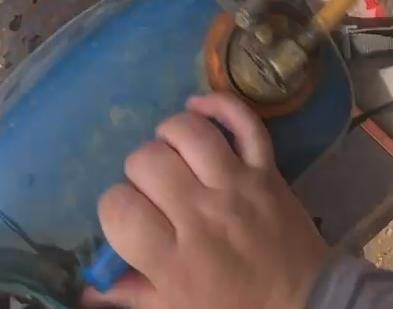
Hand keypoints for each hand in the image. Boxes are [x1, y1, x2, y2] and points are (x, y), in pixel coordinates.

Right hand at [83, 92, 328, 308]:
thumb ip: (132, 294)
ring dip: (170, 132)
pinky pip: (244, 120)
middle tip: (151, 186)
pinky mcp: (266, 167)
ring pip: (190, 132)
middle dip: (138, 169)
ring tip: (170, 148)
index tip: (125, 213)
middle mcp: (202, 214)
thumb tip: (90, 283)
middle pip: (149, 162)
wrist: (303, 305)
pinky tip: (198, 107)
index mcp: (174, 260)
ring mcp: (237, 184)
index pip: (119, 209)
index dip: (113, 206)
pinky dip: (219, 104)